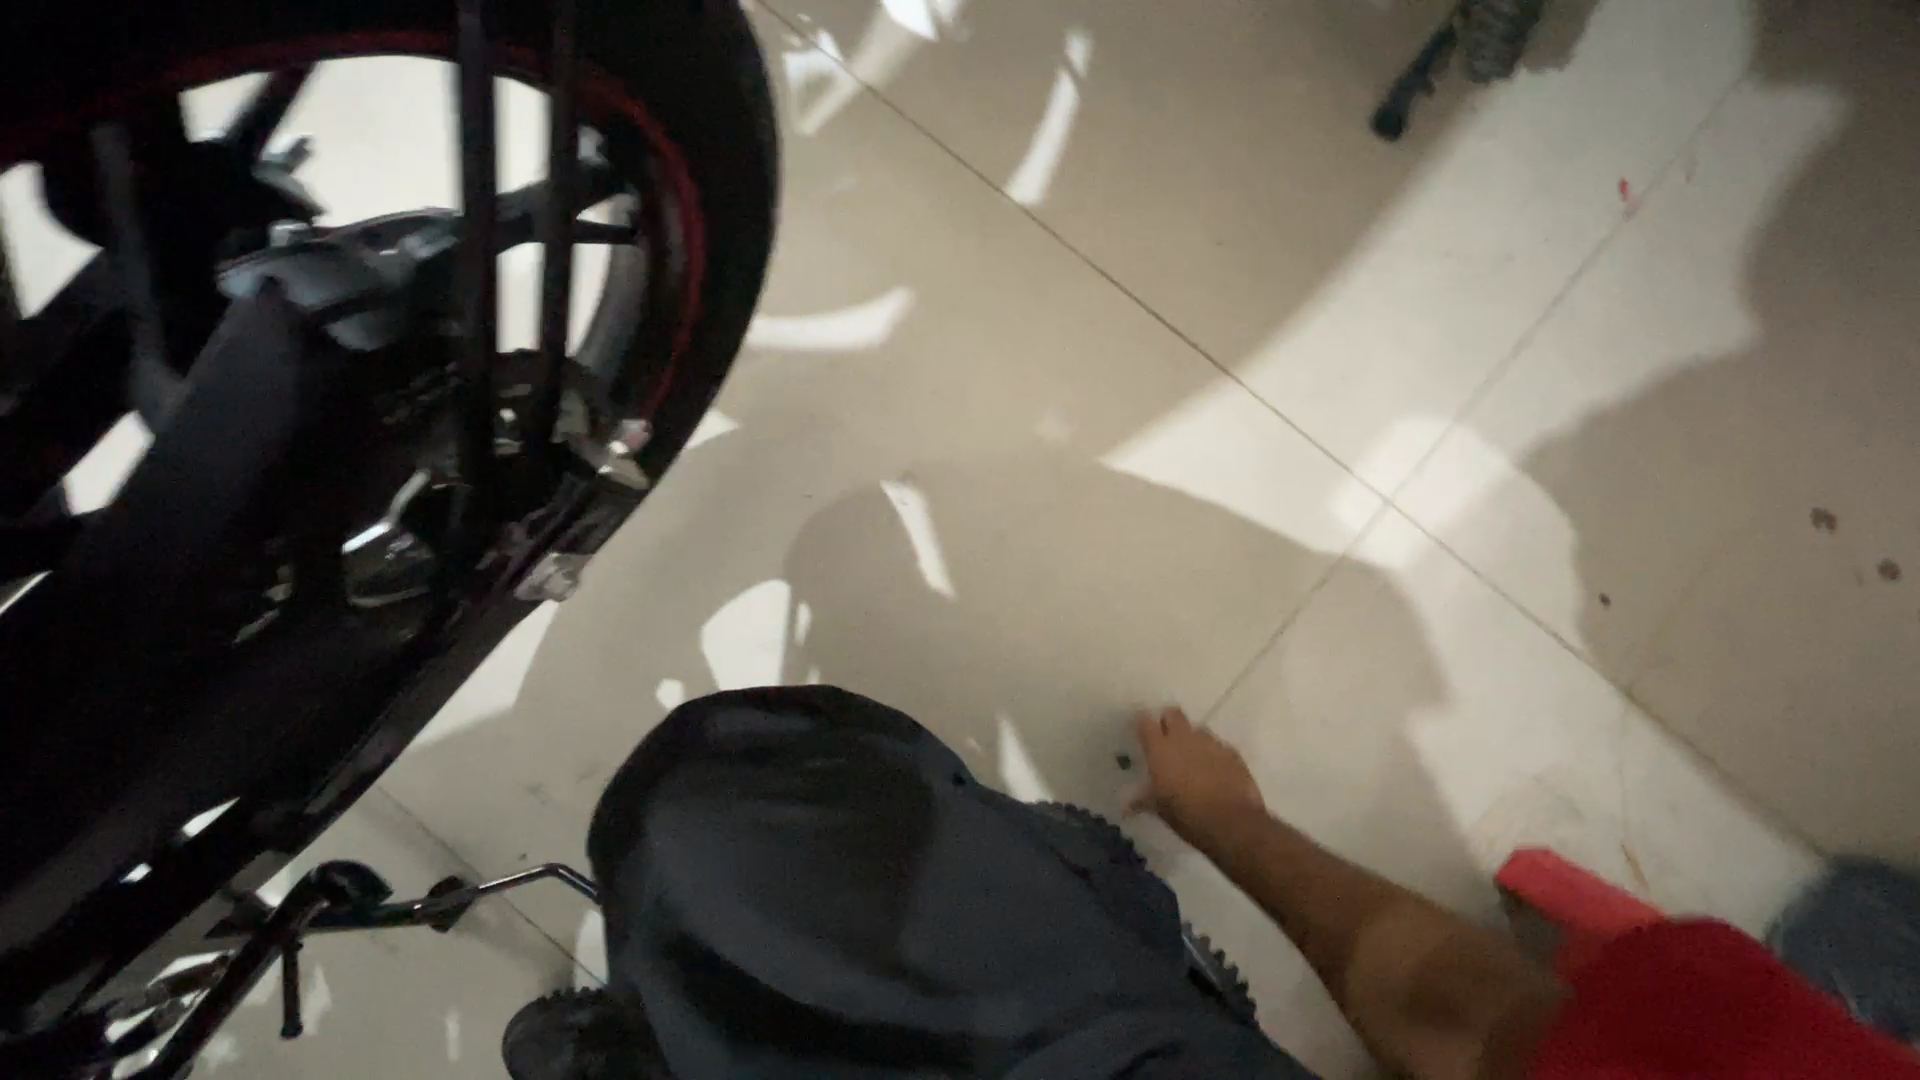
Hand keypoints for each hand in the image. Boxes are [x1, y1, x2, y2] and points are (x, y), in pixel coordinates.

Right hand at [1129, 706, 1264, 844]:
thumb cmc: (1187, 815)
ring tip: (1194, 760)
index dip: (1144, 726)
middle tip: (1168, 741)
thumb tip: (1127, 807)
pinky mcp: (1232, 752)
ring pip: (1198, 729)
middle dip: (1169, 722)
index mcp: (1160, 750)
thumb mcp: (1160, 810)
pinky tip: (1217, 771)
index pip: (1145, 721)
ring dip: (1194, 740)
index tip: (1144, 735)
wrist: (1232, 823)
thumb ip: (1144, 800)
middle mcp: (1183, 739)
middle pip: (1173, 714)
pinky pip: (1220, 746)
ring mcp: (1210, 743)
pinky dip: (1215, 754)